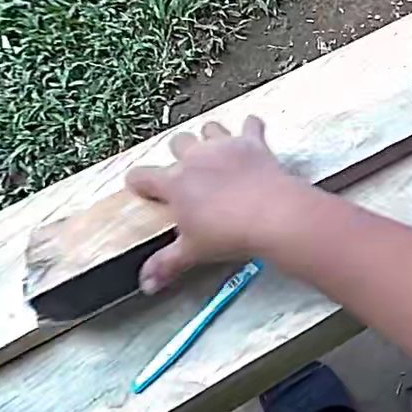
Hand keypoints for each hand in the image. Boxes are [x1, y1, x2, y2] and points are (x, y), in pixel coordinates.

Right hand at [125, 116, 332, 293]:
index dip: (140, 182)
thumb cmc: (227, 234)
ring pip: (209, 128)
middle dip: (180, 152)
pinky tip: (254, 128)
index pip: (141, 176)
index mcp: (173, 183)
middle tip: (190, 169)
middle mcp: (195, 158)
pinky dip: (252, 126)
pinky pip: (251, 124)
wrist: (271, 214)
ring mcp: (225, 147)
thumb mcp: (193, 251)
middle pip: (177, 142)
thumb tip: (146, 287)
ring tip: (217, 148)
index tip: (144, 188)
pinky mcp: (254, 143)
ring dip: (211, 135)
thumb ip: (166, 264)